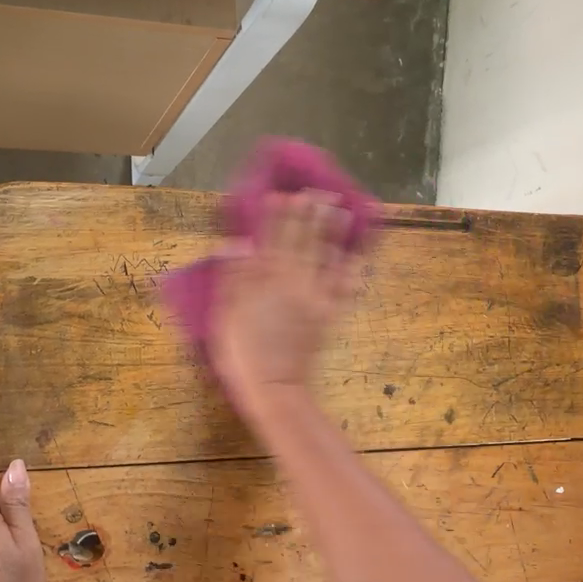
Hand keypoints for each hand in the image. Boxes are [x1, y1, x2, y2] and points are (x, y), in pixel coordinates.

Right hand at [209, 191, 359, 414]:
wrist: (273, 387)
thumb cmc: (241, 353)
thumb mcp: (224, 315)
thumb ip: (233, 277)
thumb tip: (238, 243)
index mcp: (263, 279)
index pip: (270, 239)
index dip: (276, 216)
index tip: (281, 196)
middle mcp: (291, 281)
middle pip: (301, 241)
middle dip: (307, 215)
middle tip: (315, 193)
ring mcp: (314, 297)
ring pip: (324, 256)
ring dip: (331, 232)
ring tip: (338, 210)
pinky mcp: (328, 315)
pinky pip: (343, 287)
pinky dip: (351, 270)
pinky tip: (357, 257)